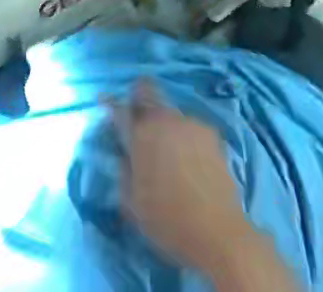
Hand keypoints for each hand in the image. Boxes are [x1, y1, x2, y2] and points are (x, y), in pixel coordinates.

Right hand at [107, 80, 252, 273]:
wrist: (218, 231)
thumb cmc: (167, 221)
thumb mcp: (131, 203)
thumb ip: (124, 171)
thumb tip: (126, 156)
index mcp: (140, 134)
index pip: (118, 109)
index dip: (109, 103)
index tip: (104, 99)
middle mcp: (164, 119)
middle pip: (147, 91)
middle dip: (138, 98)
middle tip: (138, 118)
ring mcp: (190, 122)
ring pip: (170, 112)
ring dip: (164, 123)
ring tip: (168, 150)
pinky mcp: (211, 132)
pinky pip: (190, 127)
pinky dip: (184, 136)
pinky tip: (190, 159)